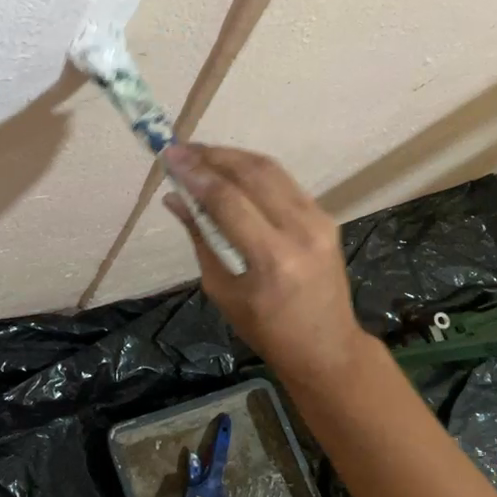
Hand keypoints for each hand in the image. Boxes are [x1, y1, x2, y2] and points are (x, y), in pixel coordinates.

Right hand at [162, 144, 370, 373]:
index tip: (170, 157)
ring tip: (201, 153)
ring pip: (270, 170)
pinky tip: (230, 168)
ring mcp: (319, 221)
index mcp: (272, 259)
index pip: (228, 200)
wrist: (327, 347)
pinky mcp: (326, 217)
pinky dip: (253, 169)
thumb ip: (201, 237)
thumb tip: (174, 198)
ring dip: (232, 156)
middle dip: (212, 156)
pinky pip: (284, 182)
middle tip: (181, 149)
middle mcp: (300, 231)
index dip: (196, 174)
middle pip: (251, 174)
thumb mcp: (222, 290)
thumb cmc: (266, 329)